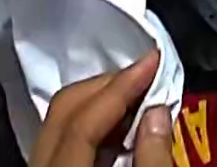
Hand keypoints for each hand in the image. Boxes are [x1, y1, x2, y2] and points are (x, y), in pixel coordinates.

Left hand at [29, 50, 173, 166]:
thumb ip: (153, 160)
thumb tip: (157, 110)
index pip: (82, 122)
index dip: (122, 86)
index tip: (154, 59)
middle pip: (64, 109)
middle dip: (108, 85)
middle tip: (146, 74)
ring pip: (60, 120)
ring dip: (101, 102)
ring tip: (139, 95)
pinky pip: (63, 139)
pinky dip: (93, 124)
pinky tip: (122, 125)